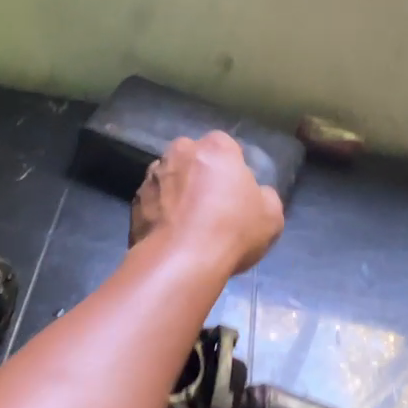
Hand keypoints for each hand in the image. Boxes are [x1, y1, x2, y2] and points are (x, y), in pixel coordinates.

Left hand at [130, 131, 283, 274]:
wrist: (181, 260)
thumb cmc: (232, 230)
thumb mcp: (271, 216)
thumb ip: (263, 195)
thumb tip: (255, 193)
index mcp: (214, 148)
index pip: (224, 146)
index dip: (230, 167)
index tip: (234, 190)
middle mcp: (179, 152)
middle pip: (191, 158)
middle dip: (198, 174)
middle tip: (210, 205)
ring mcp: (152, 175)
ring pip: (168, 178)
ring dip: (176, 193)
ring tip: (187, 224)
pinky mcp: (135, 200)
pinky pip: (153, 202)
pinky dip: (159, 213)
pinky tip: (170, 235)